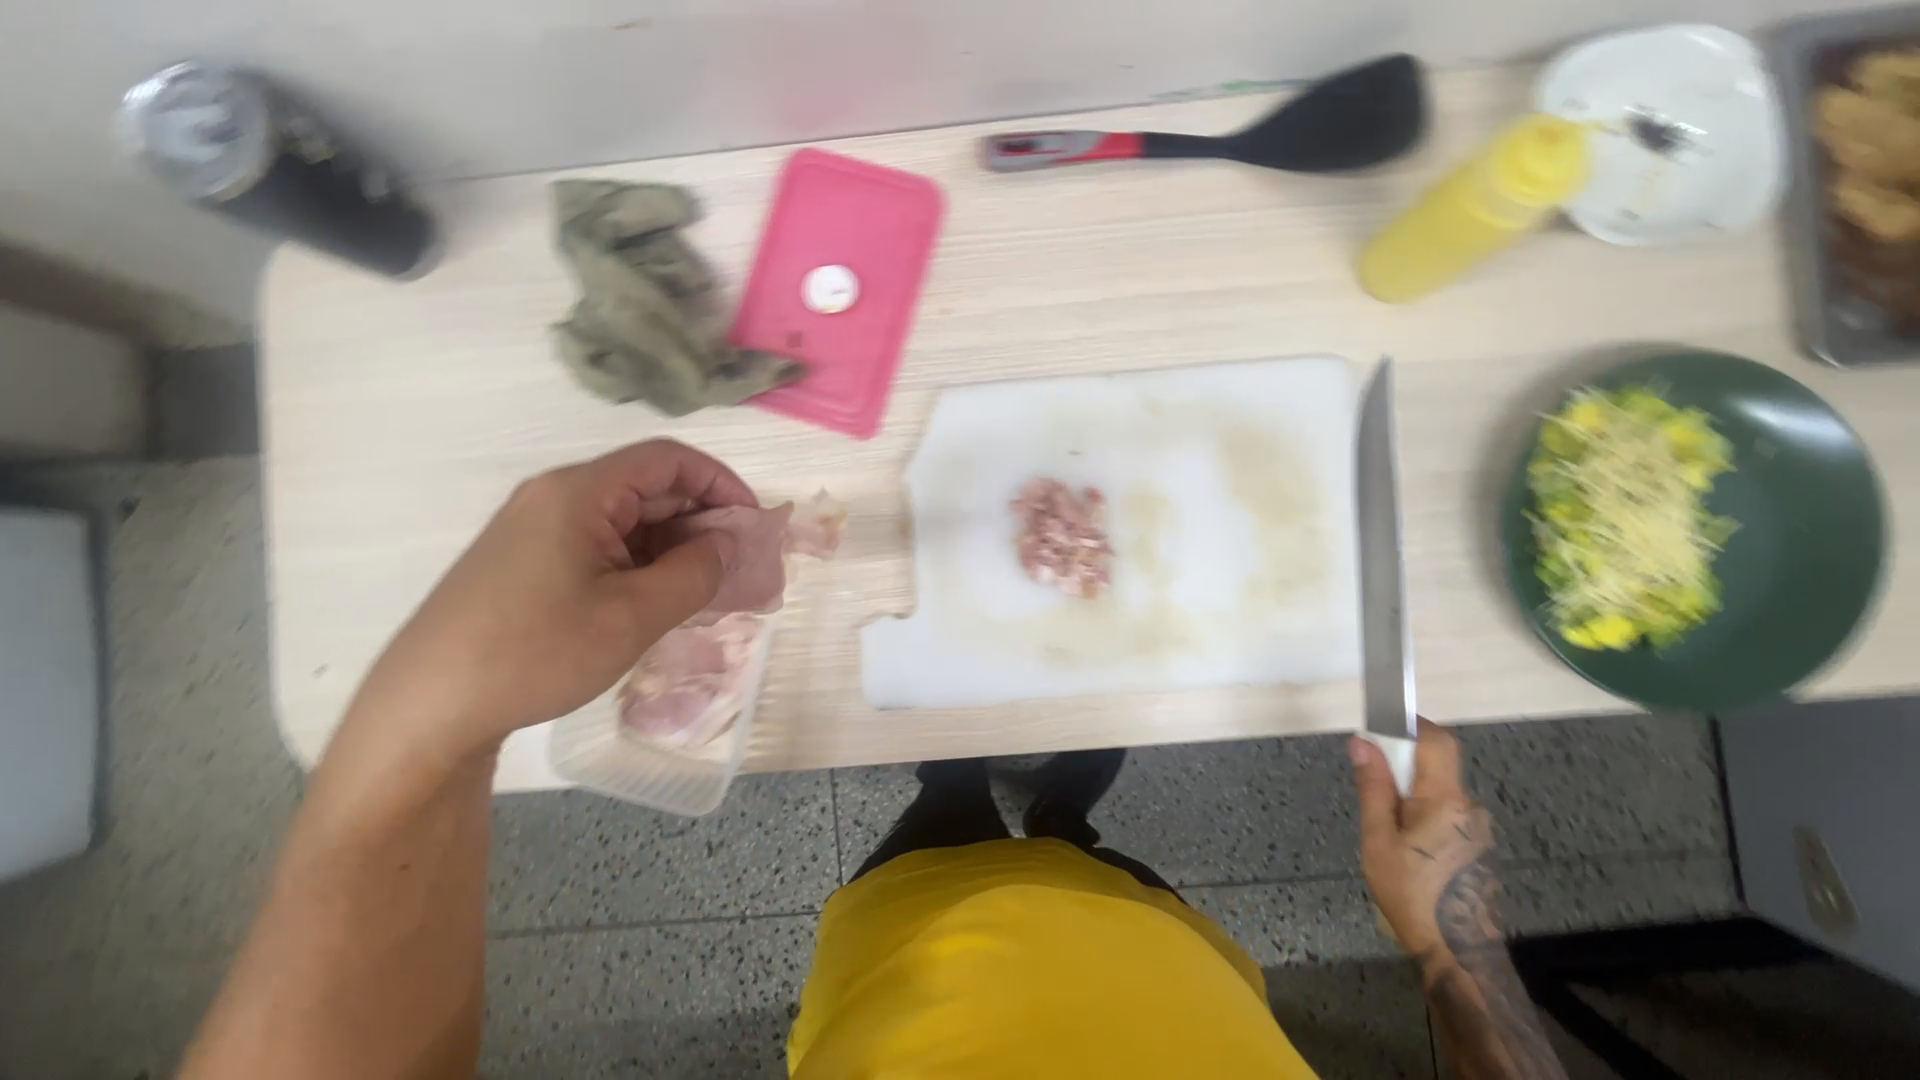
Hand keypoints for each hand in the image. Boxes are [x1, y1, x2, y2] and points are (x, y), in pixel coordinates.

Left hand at [345, 439, 758, 762]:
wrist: (429, 708)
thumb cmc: (536, 653)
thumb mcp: (632, 616)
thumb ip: (694, 572)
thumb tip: (726, 543)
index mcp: (578, 493)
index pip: (668, 460)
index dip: (721, 483)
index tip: (753, 525)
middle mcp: (555, 497)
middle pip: (648, 488)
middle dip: (701, 521)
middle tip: (737, 568)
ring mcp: (537, 530)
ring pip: (626, 521)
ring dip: (673, 549)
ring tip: (705, 593)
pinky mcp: (527, 561)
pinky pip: (601, 546)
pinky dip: (640, 566)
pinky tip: (657, 603)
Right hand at [1349, 719, 1495, 959]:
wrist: (1459, 953)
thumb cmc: (1411, 893)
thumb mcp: (1378, 840)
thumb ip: (1372, 788)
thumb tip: (1362, 742)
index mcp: (1444, 799)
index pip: (1436, 740)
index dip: (1411, 724)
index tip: (1381, 726)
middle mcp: (1468, 806)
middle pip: (1436, 764)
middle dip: (1402, 766)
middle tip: (1372, 792)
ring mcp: (1478, 828)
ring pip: (1440, 792)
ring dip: (1412, 796)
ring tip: (1386, 833)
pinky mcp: (1478, 846)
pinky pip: (1448, 814)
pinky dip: (1424, 816)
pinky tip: (1408, 850)